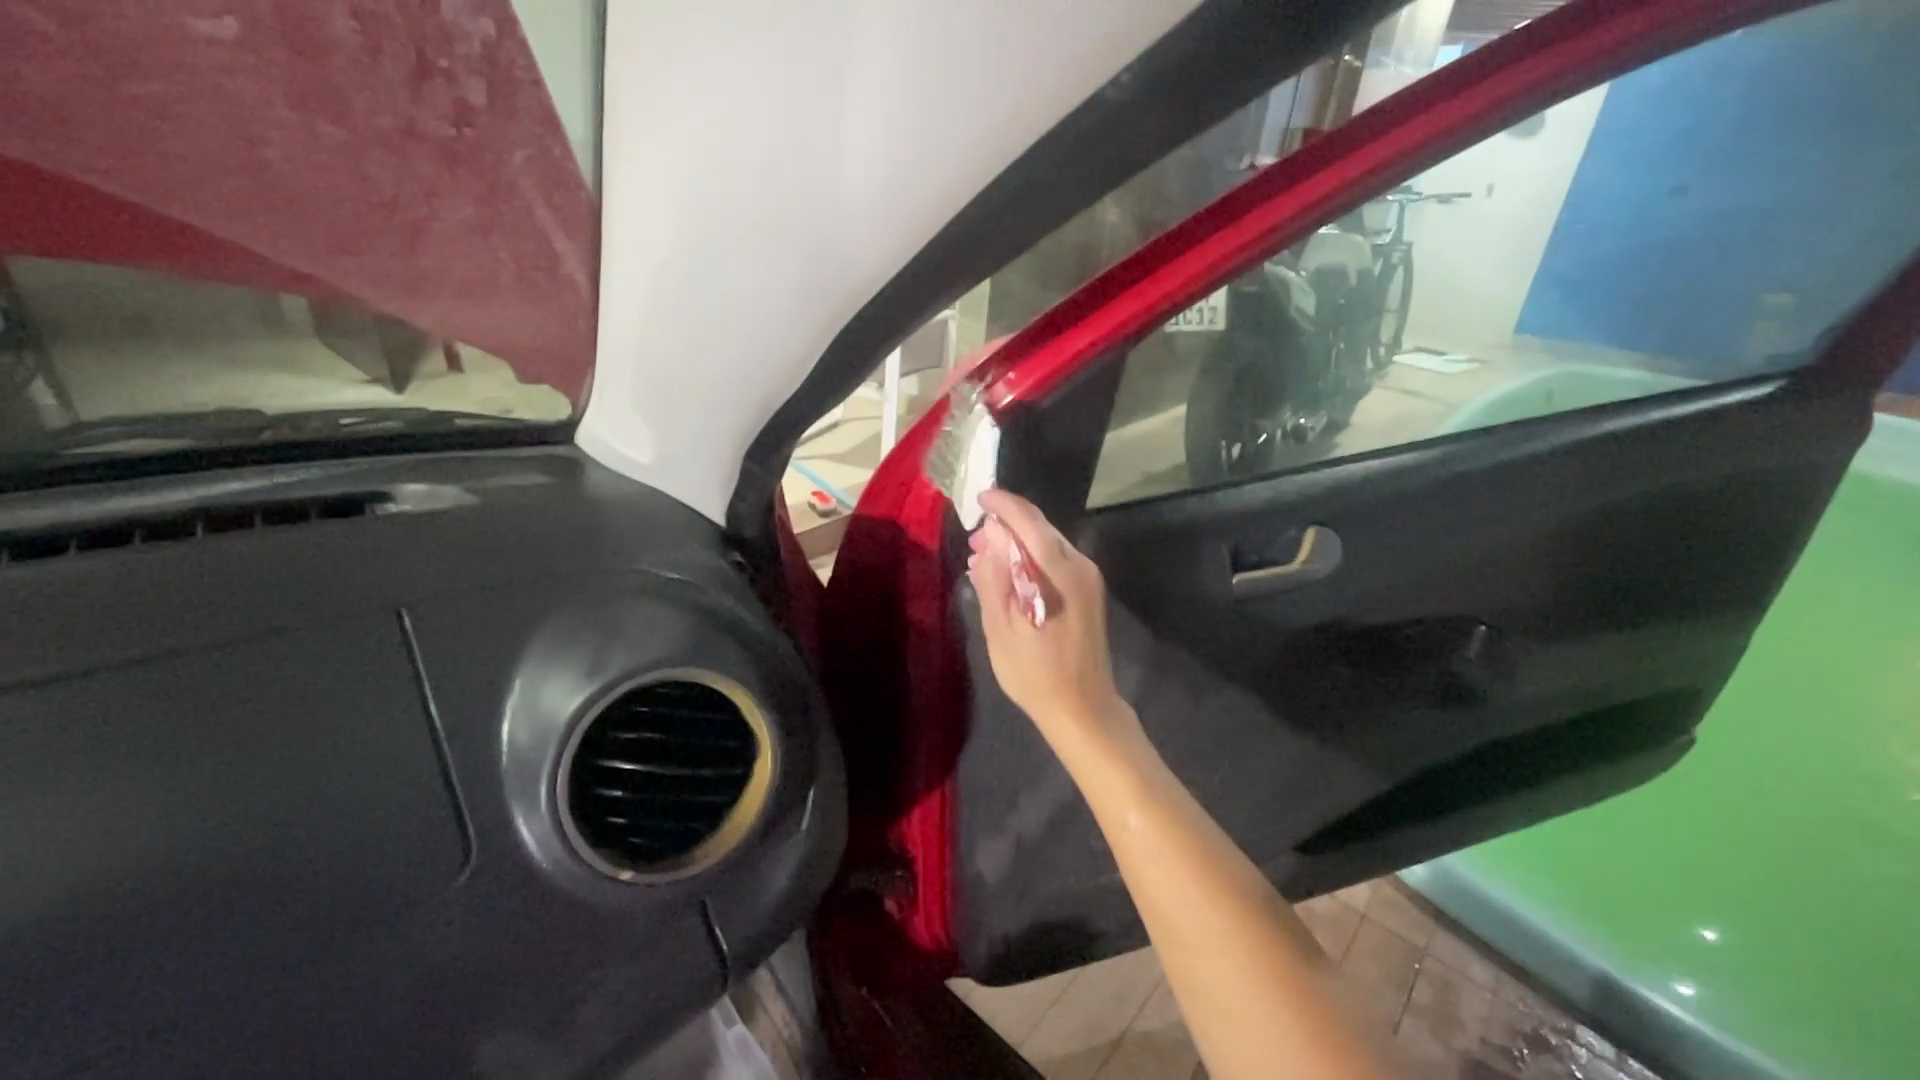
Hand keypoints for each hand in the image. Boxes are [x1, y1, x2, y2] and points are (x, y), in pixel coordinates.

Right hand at [967, 490, 1141, 762]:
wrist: (1083, 709)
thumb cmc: (1036, 673)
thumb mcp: (1002, 628)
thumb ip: (996, 577)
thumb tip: (992, 536)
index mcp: (1059, 572)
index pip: (1029, 521)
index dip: (1003, 505)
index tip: (978, 499)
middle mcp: (1079, 566)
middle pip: (1041, 529)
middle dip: (1007, 526)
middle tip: (975, 540)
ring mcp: (1088, 579)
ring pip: (1048, 545)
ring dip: (1018, 544)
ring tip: (985, 558)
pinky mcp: (1088, 593)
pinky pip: (1056, 562)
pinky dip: (1031, 561)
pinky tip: (1009, 577)